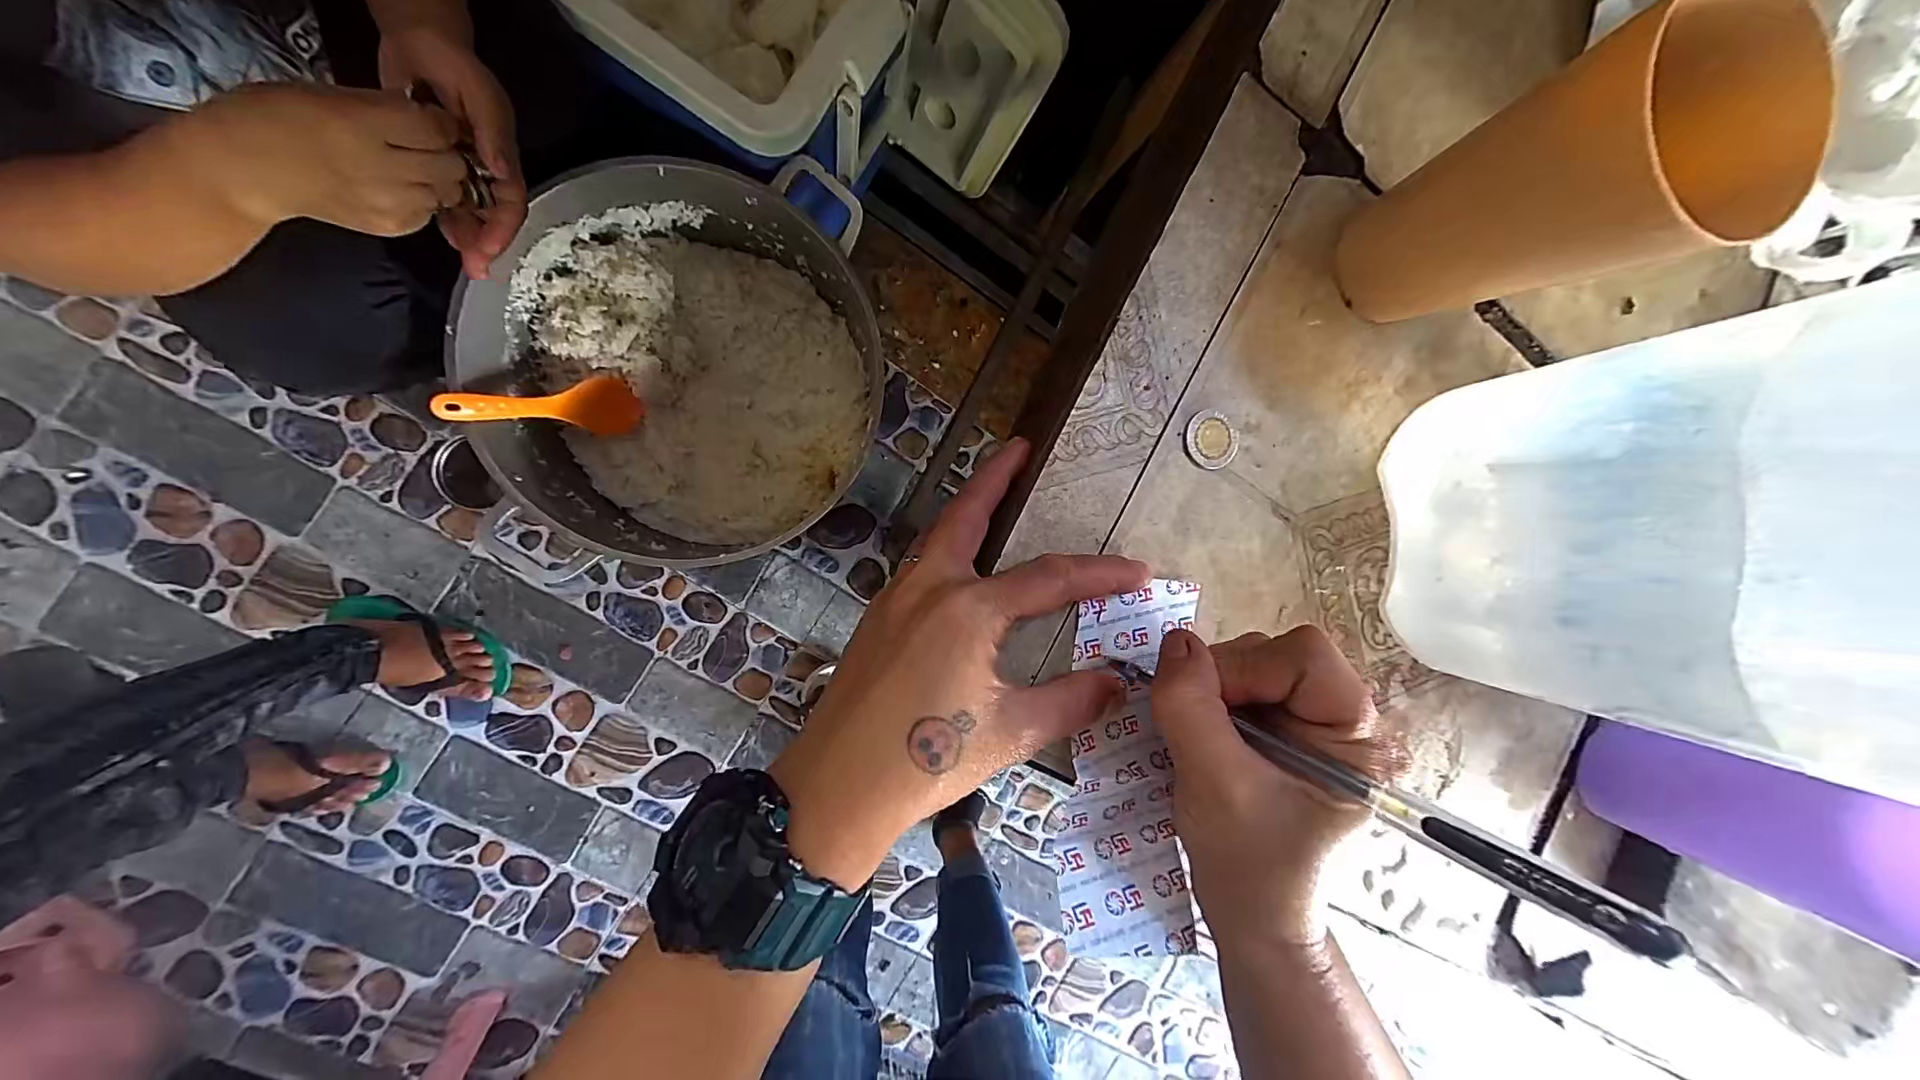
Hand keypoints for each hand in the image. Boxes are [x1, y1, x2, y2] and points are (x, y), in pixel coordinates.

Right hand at [181, 82, 466, 236]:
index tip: (434, 122)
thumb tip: (427, 116)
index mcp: (361, 125)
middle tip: (427, 147)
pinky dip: (423, 201)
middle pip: (451, 166)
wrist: (245, 169)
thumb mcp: (327, 94)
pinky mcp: (392, 226)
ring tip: (410, 169)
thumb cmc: (276, 120)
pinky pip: (429, 214)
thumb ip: (383, 107)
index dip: (441, 125)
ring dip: (437, 181)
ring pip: (447, 193)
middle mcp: (381, 168)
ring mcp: (389, 202)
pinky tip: (397, 188)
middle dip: (447, 155)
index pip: (436, 130)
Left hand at [377, 22, 525, 278]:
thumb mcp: (477, 93)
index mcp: (502, 156)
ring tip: (464, 262)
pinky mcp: (435, 159)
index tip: (488, 248)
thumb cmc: (453, 62)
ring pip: (471, 211)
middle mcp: (487, 168)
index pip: (511, 201)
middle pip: (494, 215)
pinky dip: (443, 217)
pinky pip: (445, 196)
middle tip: (478, 270)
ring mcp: (462, 165)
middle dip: (489, 244)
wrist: (417, 37)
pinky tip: (440, 233)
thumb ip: (490, 132)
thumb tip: (501, 172)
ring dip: (469, 237)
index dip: (503, 228)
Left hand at [768, 438, 1149, 888]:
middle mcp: (929, 588)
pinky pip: (920, 565)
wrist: (836, 786)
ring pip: (937, 536)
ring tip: (991, 495)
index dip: (1099, 573)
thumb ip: (1070, 700)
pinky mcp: (878, 617)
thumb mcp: (1010, 733)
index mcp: (969, 610)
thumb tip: (1116, 681)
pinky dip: (946, 547)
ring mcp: (895, 598)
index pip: (1050, 578)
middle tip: (1020, 448)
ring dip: (965, 510)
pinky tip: (958, 569)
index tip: (1137, 571)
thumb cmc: (925, 761)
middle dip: (995, 478)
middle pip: (967, 516)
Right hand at [1151, 627, 1402, 946]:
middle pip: (1270, 653)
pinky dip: (1204, 701)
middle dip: (1221, 682)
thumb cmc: (1249, 864)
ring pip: (1246, 663)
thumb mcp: (1214, 785)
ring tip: (1198, 739)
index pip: (1304, 655)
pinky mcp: (1275, 726)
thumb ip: (1191, 708)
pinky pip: (1232, 684)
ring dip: (1208, 691)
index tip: (1212, 711)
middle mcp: (1338, 717)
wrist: (1252, 914)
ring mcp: (1305, 720)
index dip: (1248, 669)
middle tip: (1196, 730)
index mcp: (1355, 735)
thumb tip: (1176, 640)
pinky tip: (1200, 736)